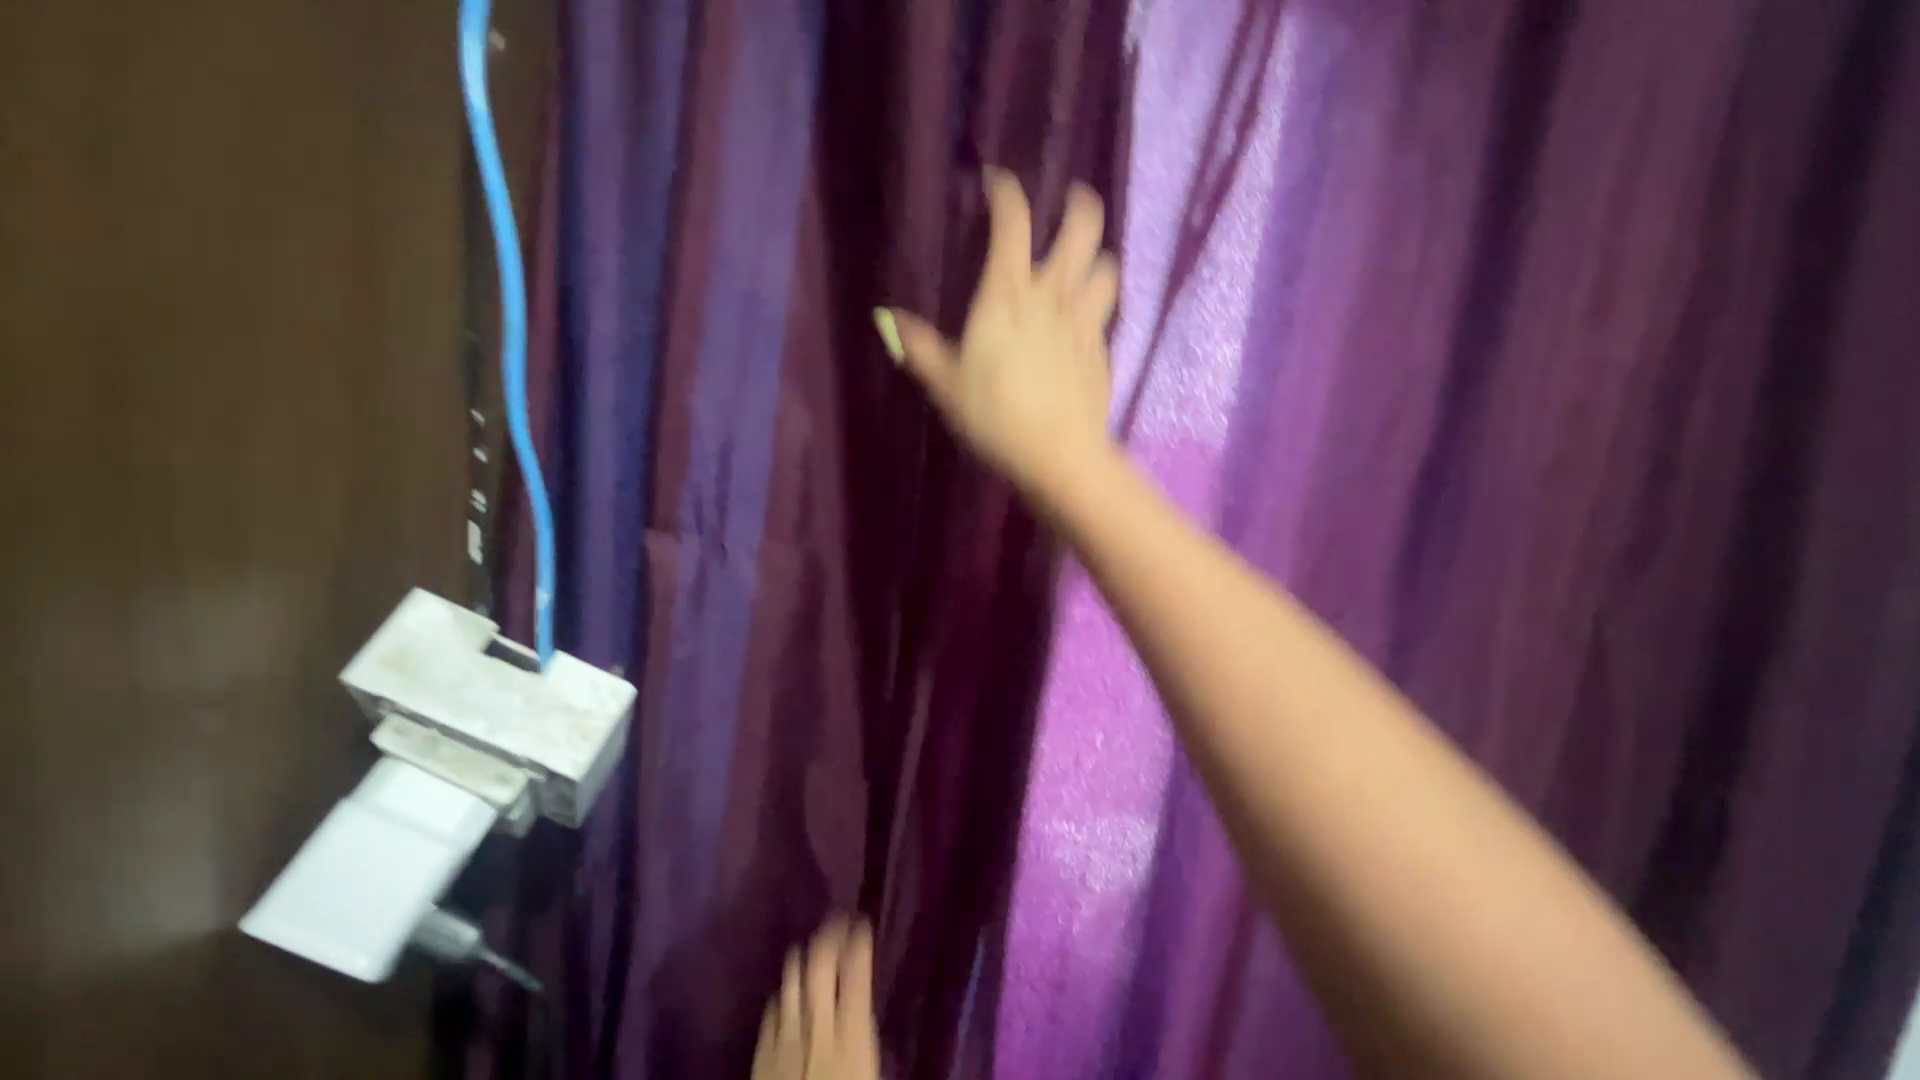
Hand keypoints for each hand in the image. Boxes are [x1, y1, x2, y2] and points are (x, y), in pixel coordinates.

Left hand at [752, 919, 878, 1079]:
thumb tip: (867, 1020)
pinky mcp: (760, 1053)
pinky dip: (780, 996)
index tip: (861, 922)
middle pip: (818, 967)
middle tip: (837, 919)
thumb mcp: (869, 1072)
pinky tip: (783, 993)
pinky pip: (769, 1013)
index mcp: (851, 1032)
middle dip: (828, 937)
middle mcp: (816, 1025)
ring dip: (800, 960)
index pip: (855, 973)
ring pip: (790, 982)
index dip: (858, 942)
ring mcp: (784, 1037)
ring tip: (807, 945)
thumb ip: (866, 1039)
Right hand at [876, 169, 1119, 501]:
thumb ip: (921, 349)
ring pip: (1105, 266)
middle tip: (1072, 200)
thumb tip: (889, 321)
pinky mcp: (1102, 349)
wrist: (1058, 454)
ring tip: (1086, 261)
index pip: (1012, 223)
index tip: (998, 183)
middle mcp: (1051, 295)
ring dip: (1097, 256)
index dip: (1006, 192)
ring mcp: (1084, 320)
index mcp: (1006, 293)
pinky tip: (1087, 316)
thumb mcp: (946, 384)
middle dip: (1079, 205)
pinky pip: (1106, 310)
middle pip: (1080, 228)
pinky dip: (1098, 301)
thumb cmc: (994, 415)